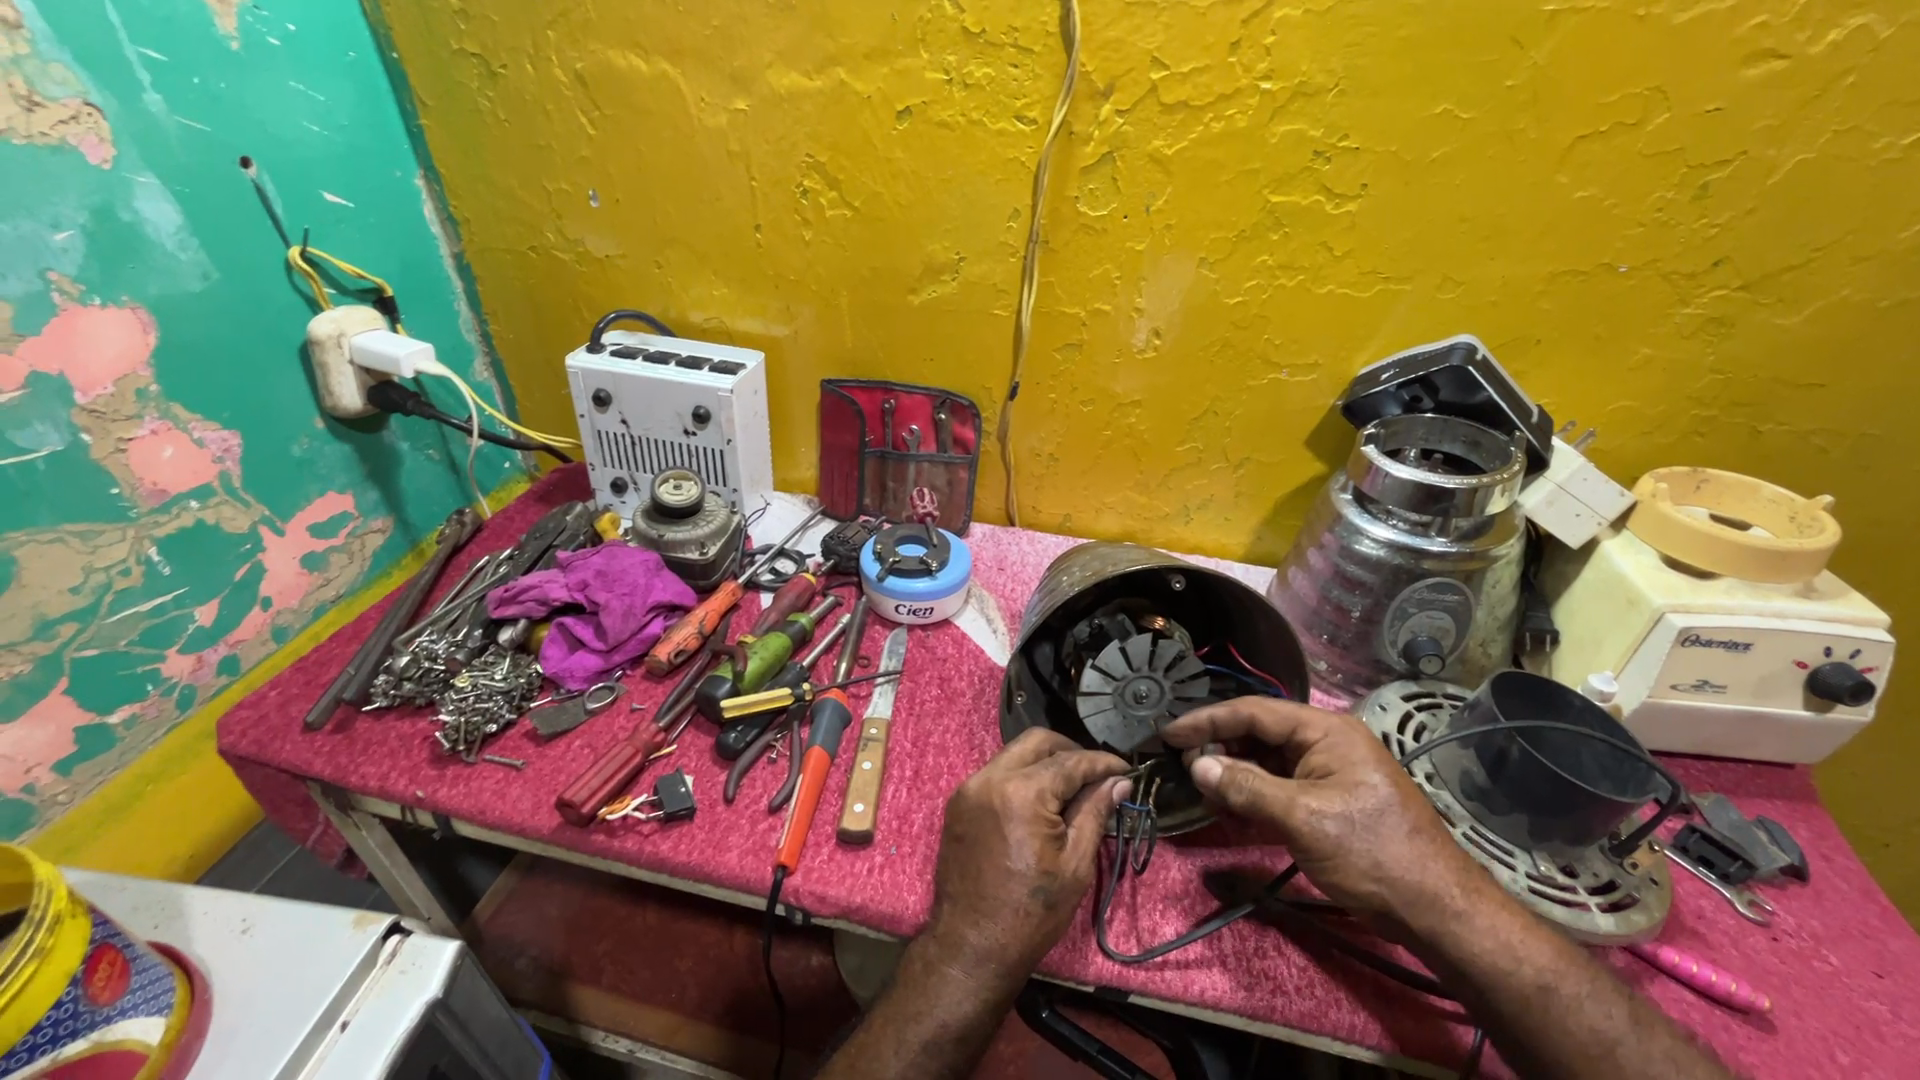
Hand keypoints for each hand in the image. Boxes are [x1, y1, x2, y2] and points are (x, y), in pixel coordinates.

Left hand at [924, 728, 1130, 980]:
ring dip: (1044, 762)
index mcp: (1022, 793)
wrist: (972, 944)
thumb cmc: (1031, 911)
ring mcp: (969, 789)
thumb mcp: (1075, 863)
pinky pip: (996, 773)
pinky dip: (1021, 776)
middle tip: (1097, 774)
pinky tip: (1041, 800)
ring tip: (1072, 788)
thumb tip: (1118, 782)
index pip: (1070, 761)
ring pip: (1014, 754)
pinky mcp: (959, 803)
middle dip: (1071, 751)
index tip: (1126, 769)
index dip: (1102, 762)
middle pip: (1037, 741)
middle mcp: (990, 778)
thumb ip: (1094, 812)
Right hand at [1160, 697, 1489, 929]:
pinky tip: (1226, 809)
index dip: (1207, 721)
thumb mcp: (1302, 818)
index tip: (1168, 734)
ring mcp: (1326, 774)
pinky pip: (1278, 788)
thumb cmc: (1371, 852)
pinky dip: (1251, 796)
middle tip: (1180, 765)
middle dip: (1218, 748)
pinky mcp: (1325, 803)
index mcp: (1325, 731)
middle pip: (1258, 734)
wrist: (1433, 907)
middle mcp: (1324, 743)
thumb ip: (1246, 787)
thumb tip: (1196, 765)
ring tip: (1198, 790)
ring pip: (1265, 762)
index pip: (1253, 712)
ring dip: (1232, 775)